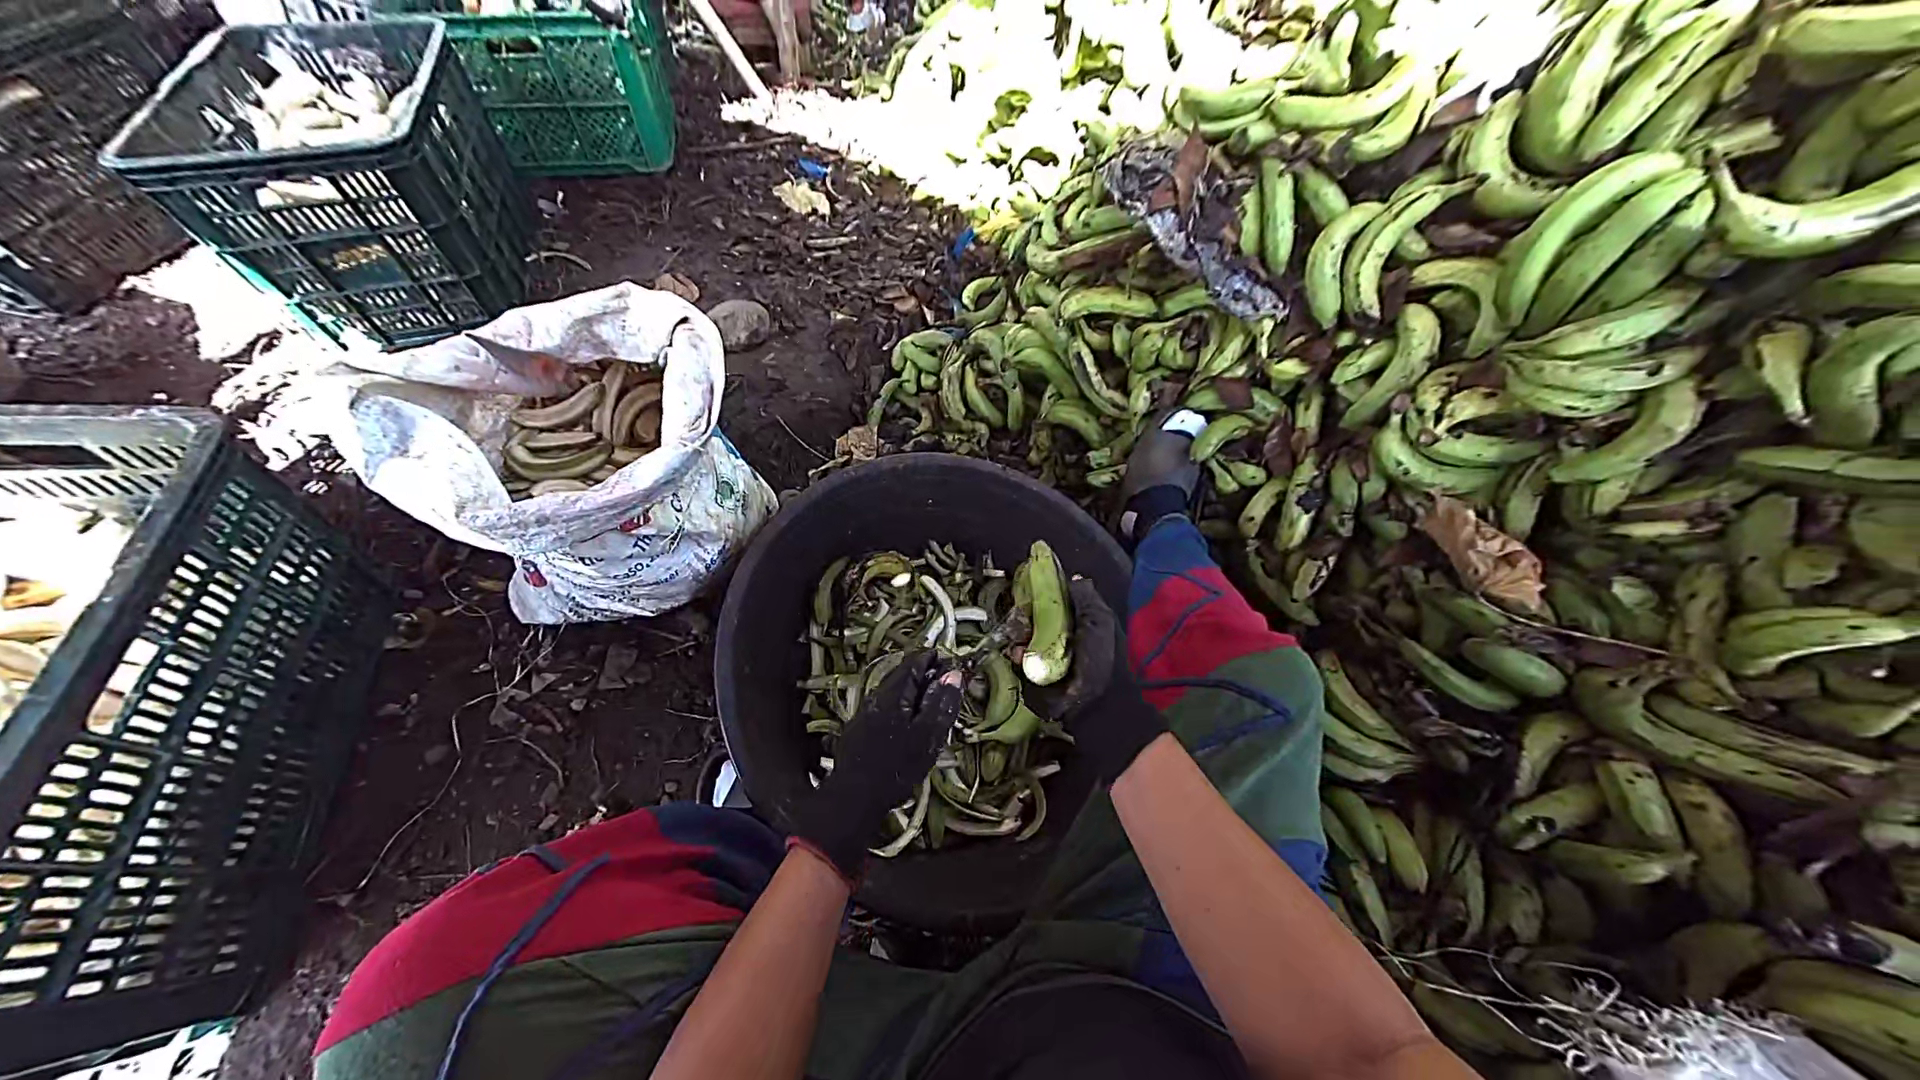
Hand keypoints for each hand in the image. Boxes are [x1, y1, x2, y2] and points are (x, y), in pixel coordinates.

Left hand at [790, 652, 962, 880]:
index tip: (952, 663)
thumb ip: (941, 702)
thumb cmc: (897, 765)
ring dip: (913, 692)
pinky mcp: (859, 730)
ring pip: (893, 693)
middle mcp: (876, 697)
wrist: (855, 797)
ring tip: (931, 704)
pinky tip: (908, 724)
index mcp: (894, 693)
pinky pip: (885, 709)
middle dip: (925, 674)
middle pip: (902, 675)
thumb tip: (953, 673)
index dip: (935, 658)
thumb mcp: (928, 735)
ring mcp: (864, 713)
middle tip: (946, 683)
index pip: (915, 662)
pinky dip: (902, 708)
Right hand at [1025, 578, 1167, 783]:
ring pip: (1023, 636)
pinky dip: (1018, 655)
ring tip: (1022, 637)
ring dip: (1020, 634)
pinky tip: (1021, 654)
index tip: (1030, 586)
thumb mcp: (1099, 620)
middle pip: (1034, 616)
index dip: (1042, 593)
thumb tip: (1073, 577)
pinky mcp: (1033, 674)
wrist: (1095, 705)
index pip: (1054, 600)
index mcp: (1077, 622)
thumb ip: (1086, 597)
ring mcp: (1046, 656)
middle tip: (1023, 614)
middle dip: (1026, 614)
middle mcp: (1060, 636)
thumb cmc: (1103, 660)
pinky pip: (1019, 659)